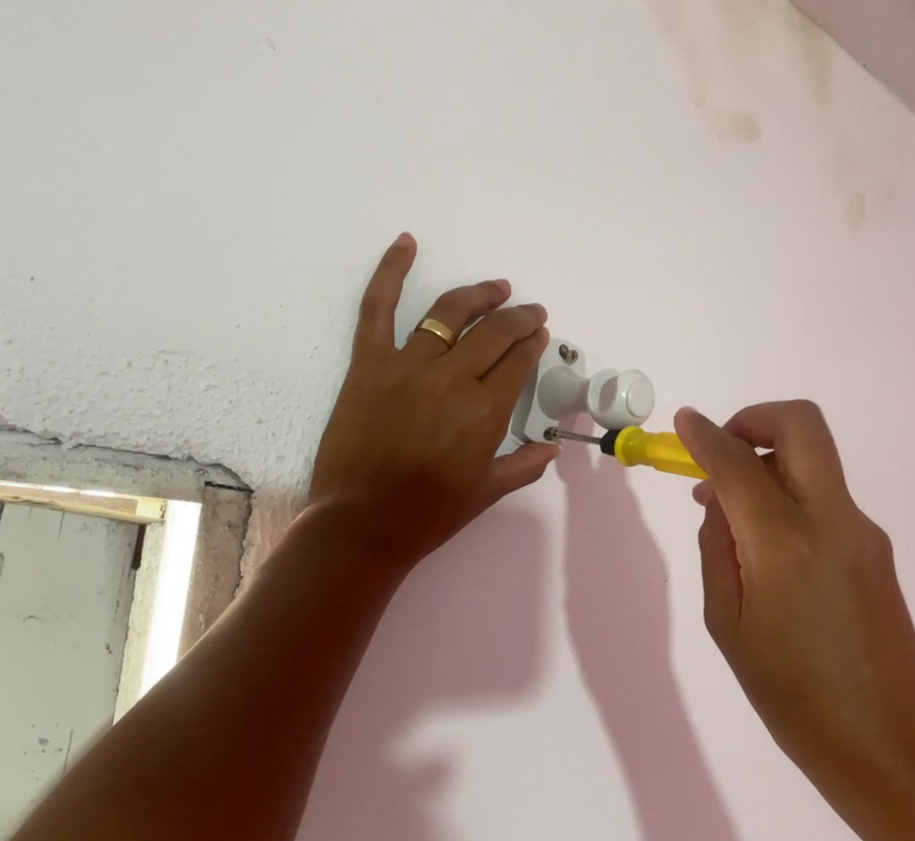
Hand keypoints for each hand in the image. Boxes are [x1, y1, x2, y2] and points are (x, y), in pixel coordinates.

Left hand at [309, 234, 558, 565]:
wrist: (362, 524)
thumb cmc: (427, 515)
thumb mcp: (485, 493)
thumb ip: (523, 465)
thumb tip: (552, 447)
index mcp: (485, 412)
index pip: (517, 363)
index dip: (532, 344)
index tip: (539, 334)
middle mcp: (452, 378)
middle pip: (494, 332)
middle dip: (519, 317)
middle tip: (530, 311)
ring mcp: (408, 366)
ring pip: (449, 312)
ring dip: (479, 295)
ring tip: (496, 287)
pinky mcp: (368, 364)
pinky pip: (377, 308)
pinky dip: (390, 271)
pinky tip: (406, 243)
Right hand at [675, 402, 914, 779]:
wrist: (881, 736)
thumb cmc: (788, 692)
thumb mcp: (727, 624)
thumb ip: (718, 550)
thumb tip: (720, 503)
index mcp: (784, 544)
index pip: (739, 463)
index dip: (706, 436)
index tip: (684, 423)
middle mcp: (831, 520)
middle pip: (802, 426)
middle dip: (755, 420)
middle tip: (721, 450)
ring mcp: (862, 531)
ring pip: (814, 462)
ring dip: (769, 465)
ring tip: (731, 517)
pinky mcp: (876, 548)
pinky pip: (825, 499)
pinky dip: (789, 499)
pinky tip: (767, 549)